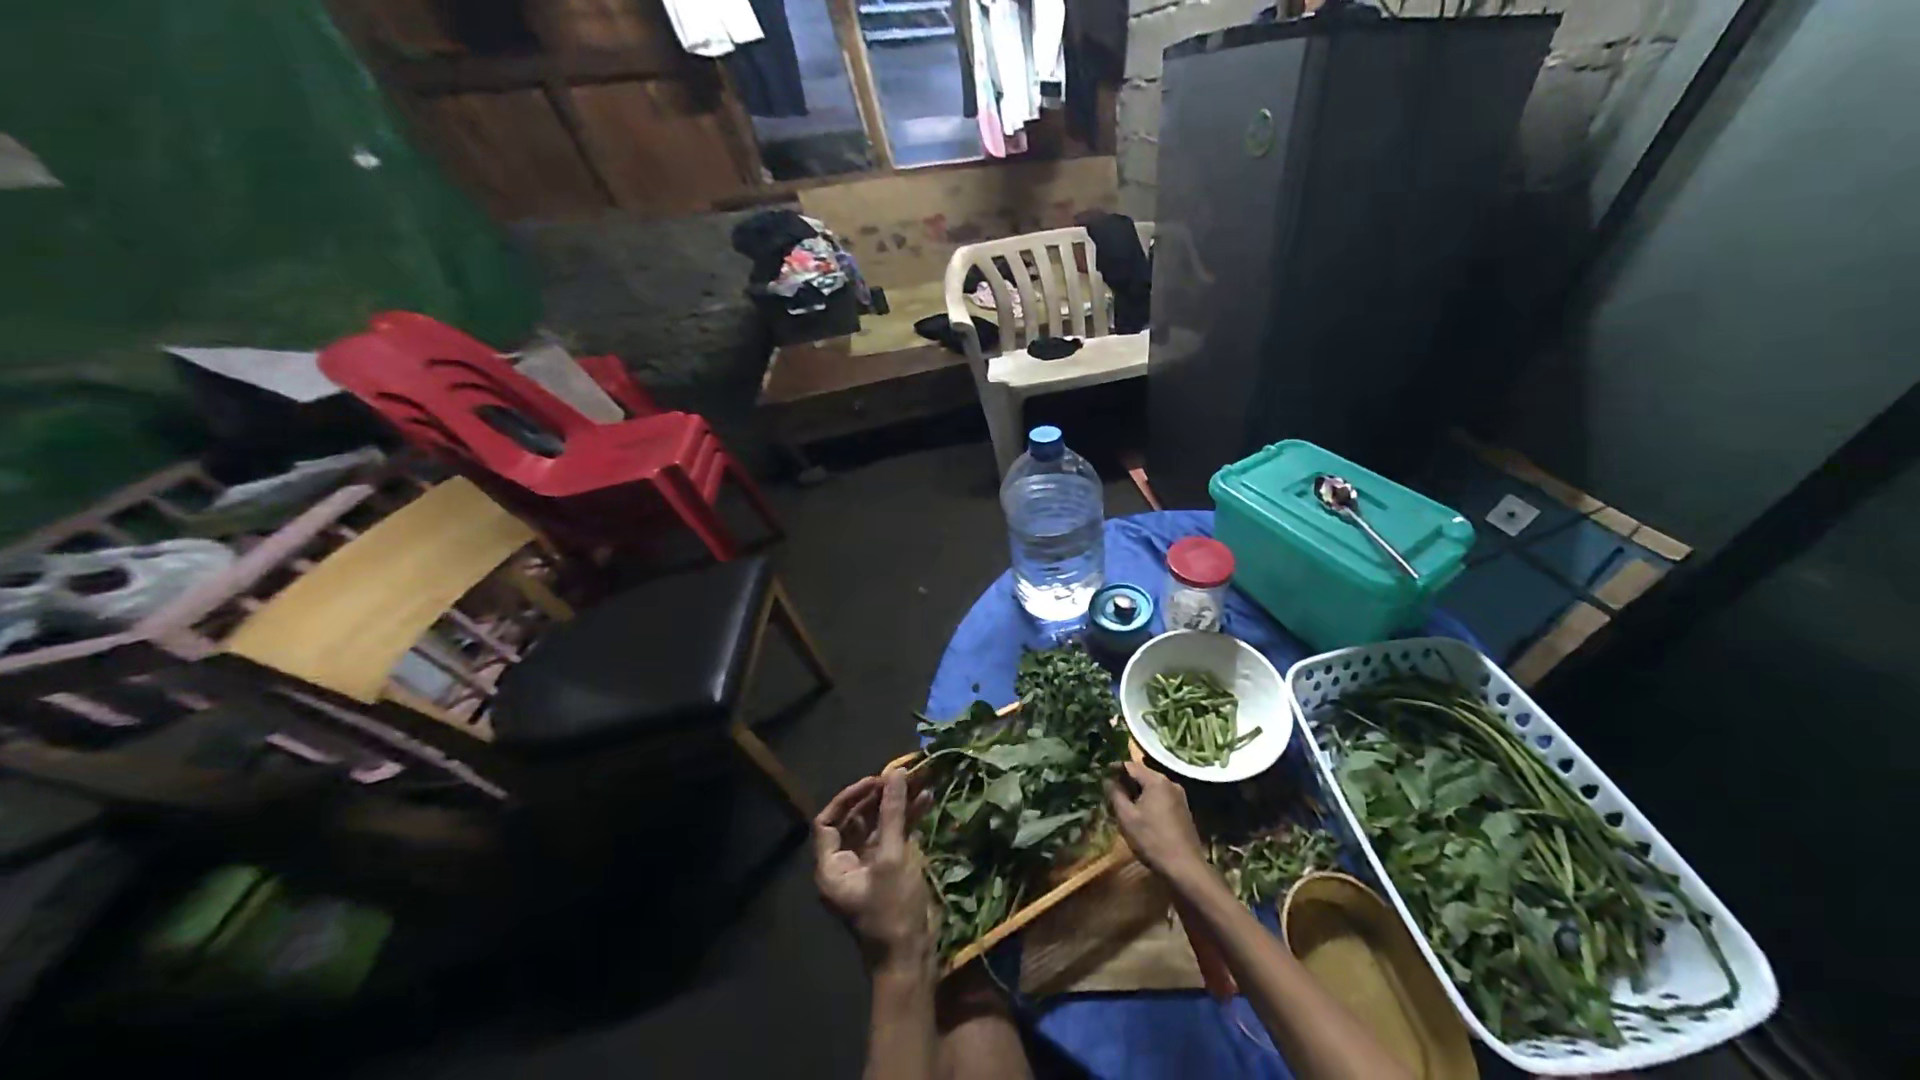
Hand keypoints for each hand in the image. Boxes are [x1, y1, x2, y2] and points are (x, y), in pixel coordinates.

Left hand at [814, 770, 934, 974]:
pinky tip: (926, 802)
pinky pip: (895, 838)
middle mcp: (846, 865)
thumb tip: (895, 774)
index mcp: (832, 867)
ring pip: (879, 826)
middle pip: (856, 820)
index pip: (828, 821)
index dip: (849, 797)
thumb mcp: (891, 858)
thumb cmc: (892, 912)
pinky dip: (908, 821)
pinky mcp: (890, 871)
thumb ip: (892, 814)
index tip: (874, 782)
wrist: (911, 960)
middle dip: (878, 797)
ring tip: (918, 782)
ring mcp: (869, 867)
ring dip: (897, 805)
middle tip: (900, 777)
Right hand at [1106, 760, 1208, 880]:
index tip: (1102, 774)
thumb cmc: (1152, 840)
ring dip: (1137, 791)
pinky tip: (1141, 813)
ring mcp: (1180, 797)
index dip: (1115, 768)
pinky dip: (1148, 800)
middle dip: (1126, 781)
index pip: (1131, 765)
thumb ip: (1115, 794)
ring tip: (1122, 802)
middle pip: (1143, 775)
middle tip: (1110, 789)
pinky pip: (1161, 797)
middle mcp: (1171, 784)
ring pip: (1153, 787)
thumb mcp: (1127, 817)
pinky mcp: (1183, 810)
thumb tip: (1108, 779)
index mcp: (1157, 781)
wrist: (1185, 868)